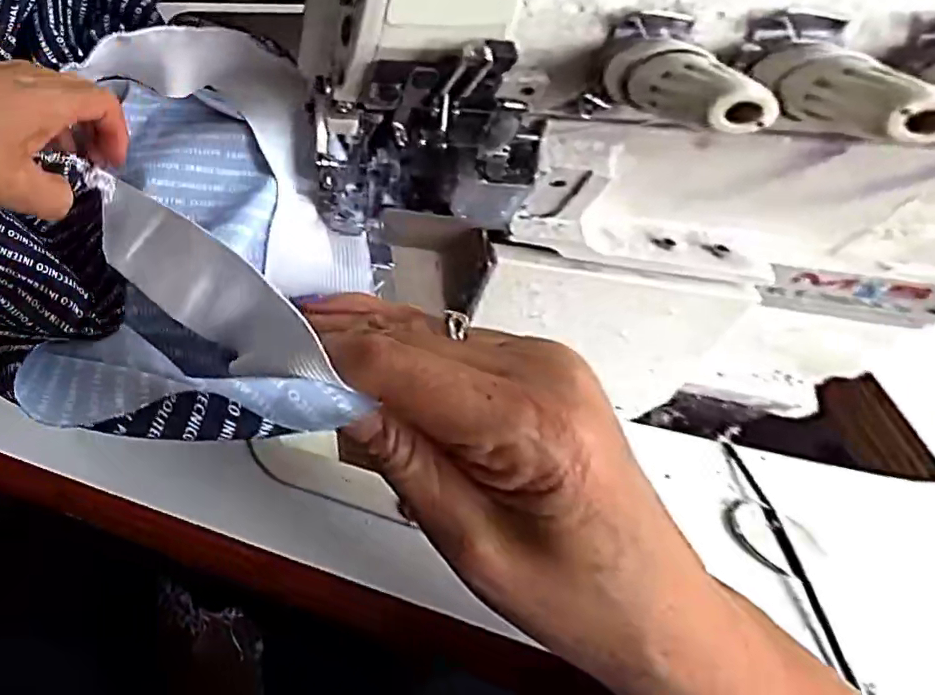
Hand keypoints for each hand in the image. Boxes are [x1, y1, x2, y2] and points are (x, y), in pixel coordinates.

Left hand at [0, 60, 126, 219]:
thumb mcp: (12, 186)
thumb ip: (52, 199)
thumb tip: (66, 198)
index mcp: (52, 97)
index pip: (105, 104)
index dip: (117, 135)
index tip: (111, 167)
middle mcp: (34, 76)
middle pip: (81, 96)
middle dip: (93, 132)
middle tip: (88, 165)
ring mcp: (2, 72)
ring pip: (51, 95)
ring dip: (63, 127)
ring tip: (52, 160)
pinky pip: (24, 94)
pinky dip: (36, 119)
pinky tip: (10, 145)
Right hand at [305, 295, 848, 694]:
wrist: (662, 607)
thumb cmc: (579, 595)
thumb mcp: (471, 543)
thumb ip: (400, 459)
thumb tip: (335, 395)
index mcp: (533, 422)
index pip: (400, 364)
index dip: (330, 356)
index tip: (277, 355)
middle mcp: (540, 369)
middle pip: (406, 336)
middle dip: (335, 338)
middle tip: (273, 335)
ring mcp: (539, 357)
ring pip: (419, 327)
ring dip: (357, 331)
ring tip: (299, 327)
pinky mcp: (530, 359)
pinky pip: (442, 338)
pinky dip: (390, 341)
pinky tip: (352, 334)